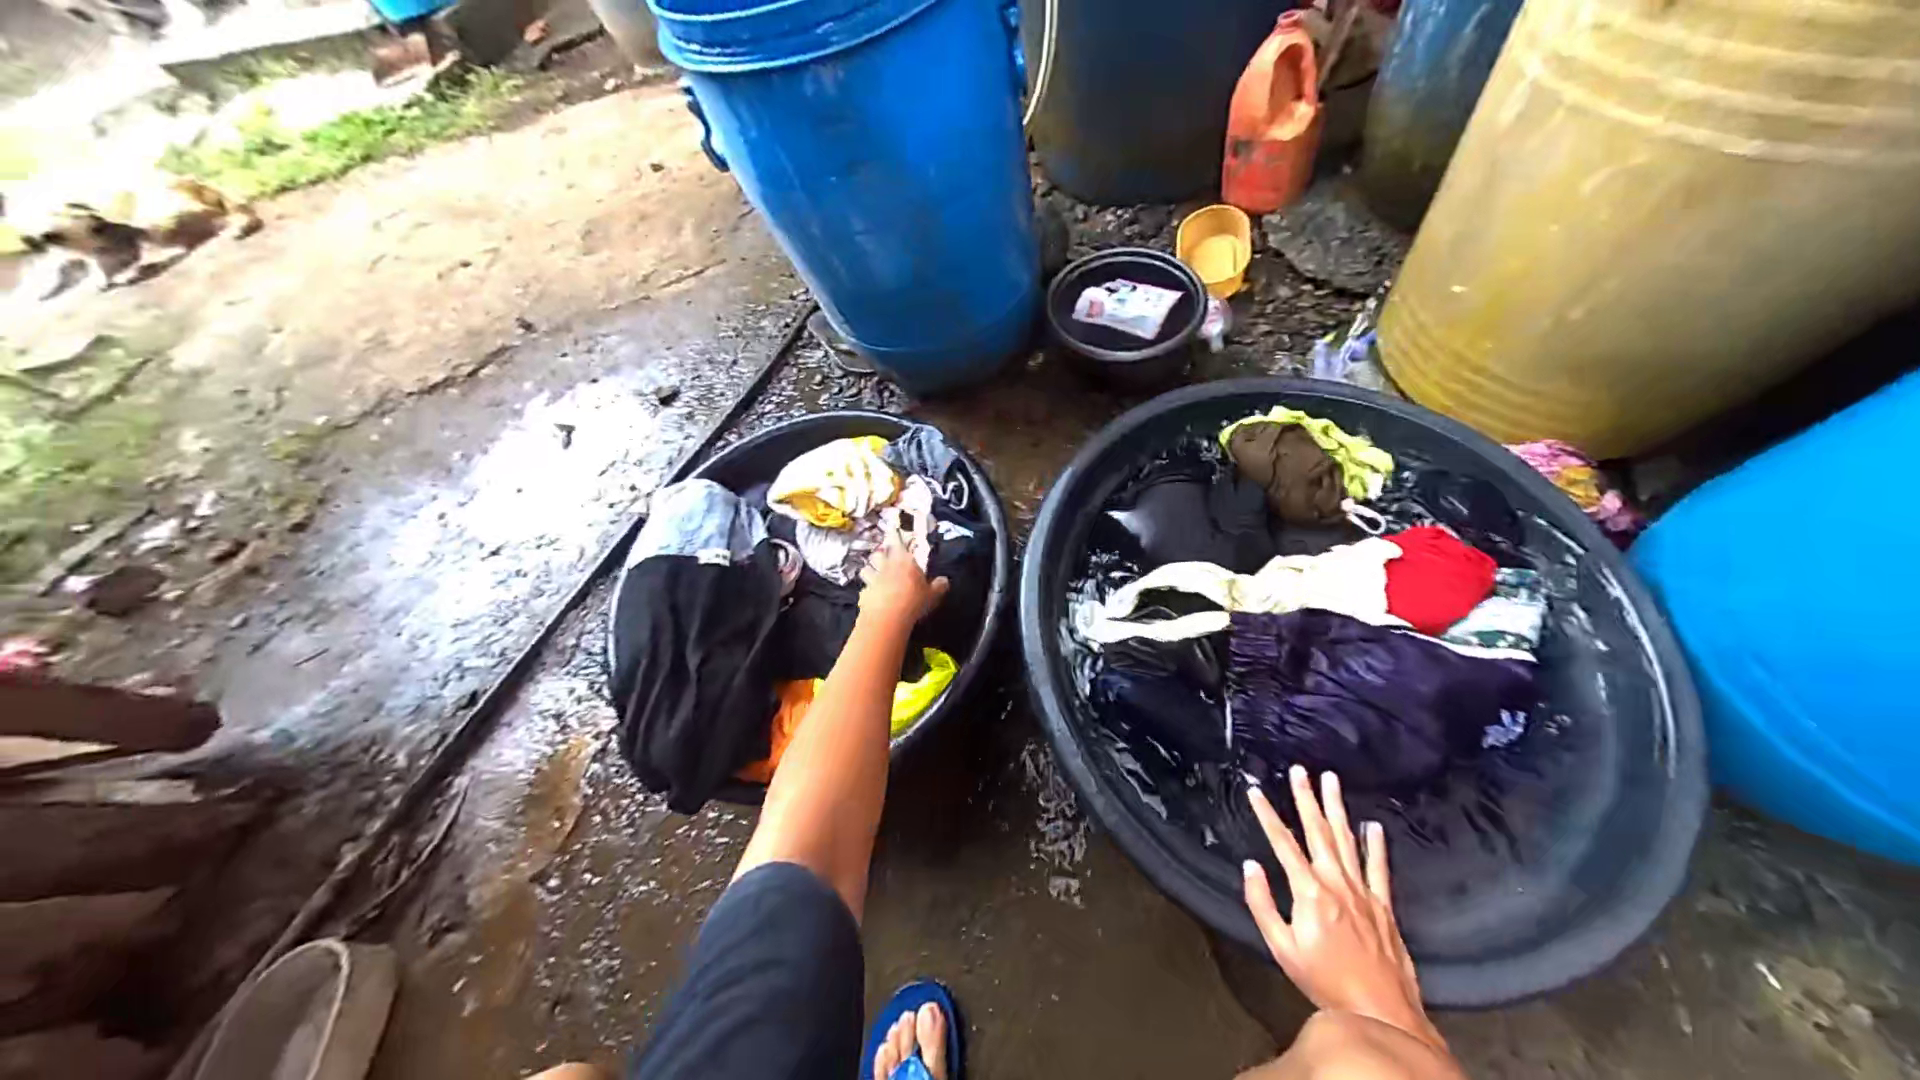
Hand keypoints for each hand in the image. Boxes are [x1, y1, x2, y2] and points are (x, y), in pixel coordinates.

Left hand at [858, 528, 947, 624]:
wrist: (888, 616)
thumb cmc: (914, 600)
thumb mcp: (933, 595)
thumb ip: (939, 586)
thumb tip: (945, 580)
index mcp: (904, 560)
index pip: (898, 542)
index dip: (894, 535)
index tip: (891, 529)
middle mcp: (886, 565)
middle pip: (878, 554)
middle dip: (880, 555)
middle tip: (883, 558)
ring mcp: (872, 578)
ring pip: (866, 569)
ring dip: (870, 571)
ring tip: (873, 575)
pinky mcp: (863, 593)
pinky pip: (864, 588)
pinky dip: (867, 590)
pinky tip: (871, 596)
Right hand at [1243, 765, 1445, 1051]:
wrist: (1381, 1013)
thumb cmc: (1323, 981)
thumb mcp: (1280, 948)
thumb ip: (1262, 904)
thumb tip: (1250, 866)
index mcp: (1308, 892)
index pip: (1282, 843)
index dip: (1267, 814)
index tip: (1255, 790)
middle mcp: (1336, 883)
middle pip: (1318, 831)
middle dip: (1306, 798)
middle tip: (1300, 770)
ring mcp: (1363, 892)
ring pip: (1347, 840)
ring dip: (1337, 809)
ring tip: (1331, 780)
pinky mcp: (1383, 906)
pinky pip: (1378, 868)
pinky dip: (1376, 845)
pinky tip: (1374, 825)